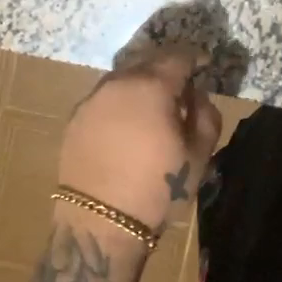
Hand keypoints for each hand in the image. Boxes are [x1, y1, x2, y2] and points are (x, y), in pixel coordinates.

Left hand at [58, 44, 221, 234]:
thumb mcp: (198, 154)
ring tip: (152, 107)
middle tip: (181, 87)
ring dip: (141, 83)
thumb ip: (206, 114)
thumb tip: (196, 96)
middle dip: (167, 68)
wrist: (100, 225)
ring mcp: (92, 99)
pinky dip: (120, 101)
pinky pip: (105, 97)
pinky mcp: (75, 118)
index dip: (196, 58)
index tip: (205, 67)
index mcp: (152, 86)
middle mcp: (119, 82)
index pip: (179, 56)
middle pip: (148, 60)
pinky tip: (126, 124)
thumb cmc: (157, 189)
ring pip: (123, 77)